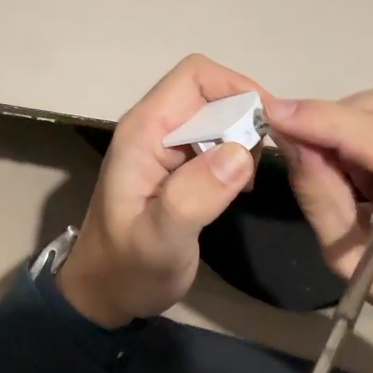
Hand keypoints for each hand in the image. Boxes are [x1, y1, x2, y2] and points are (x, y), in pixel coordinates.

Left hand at [55, 55, 264, 327]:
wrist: (102, 295)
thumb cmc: (127, 268)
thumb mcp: (161, 239)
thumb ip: (195, 195)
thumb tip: (241, 152)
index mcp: (143, 131)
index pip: (194, 76)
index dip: (236, 87)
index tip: (269, 125)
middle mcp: (153, 127)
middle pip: (209, 91)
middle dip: (244, 116)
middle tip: (264, 160)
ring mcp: (164, 145)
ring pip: (216, 115)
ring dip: (242, 137)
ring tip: (249, 181)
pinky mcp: (176, 165)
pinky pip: (214, 140)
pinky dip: (236, 155)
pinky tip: (240, 188)